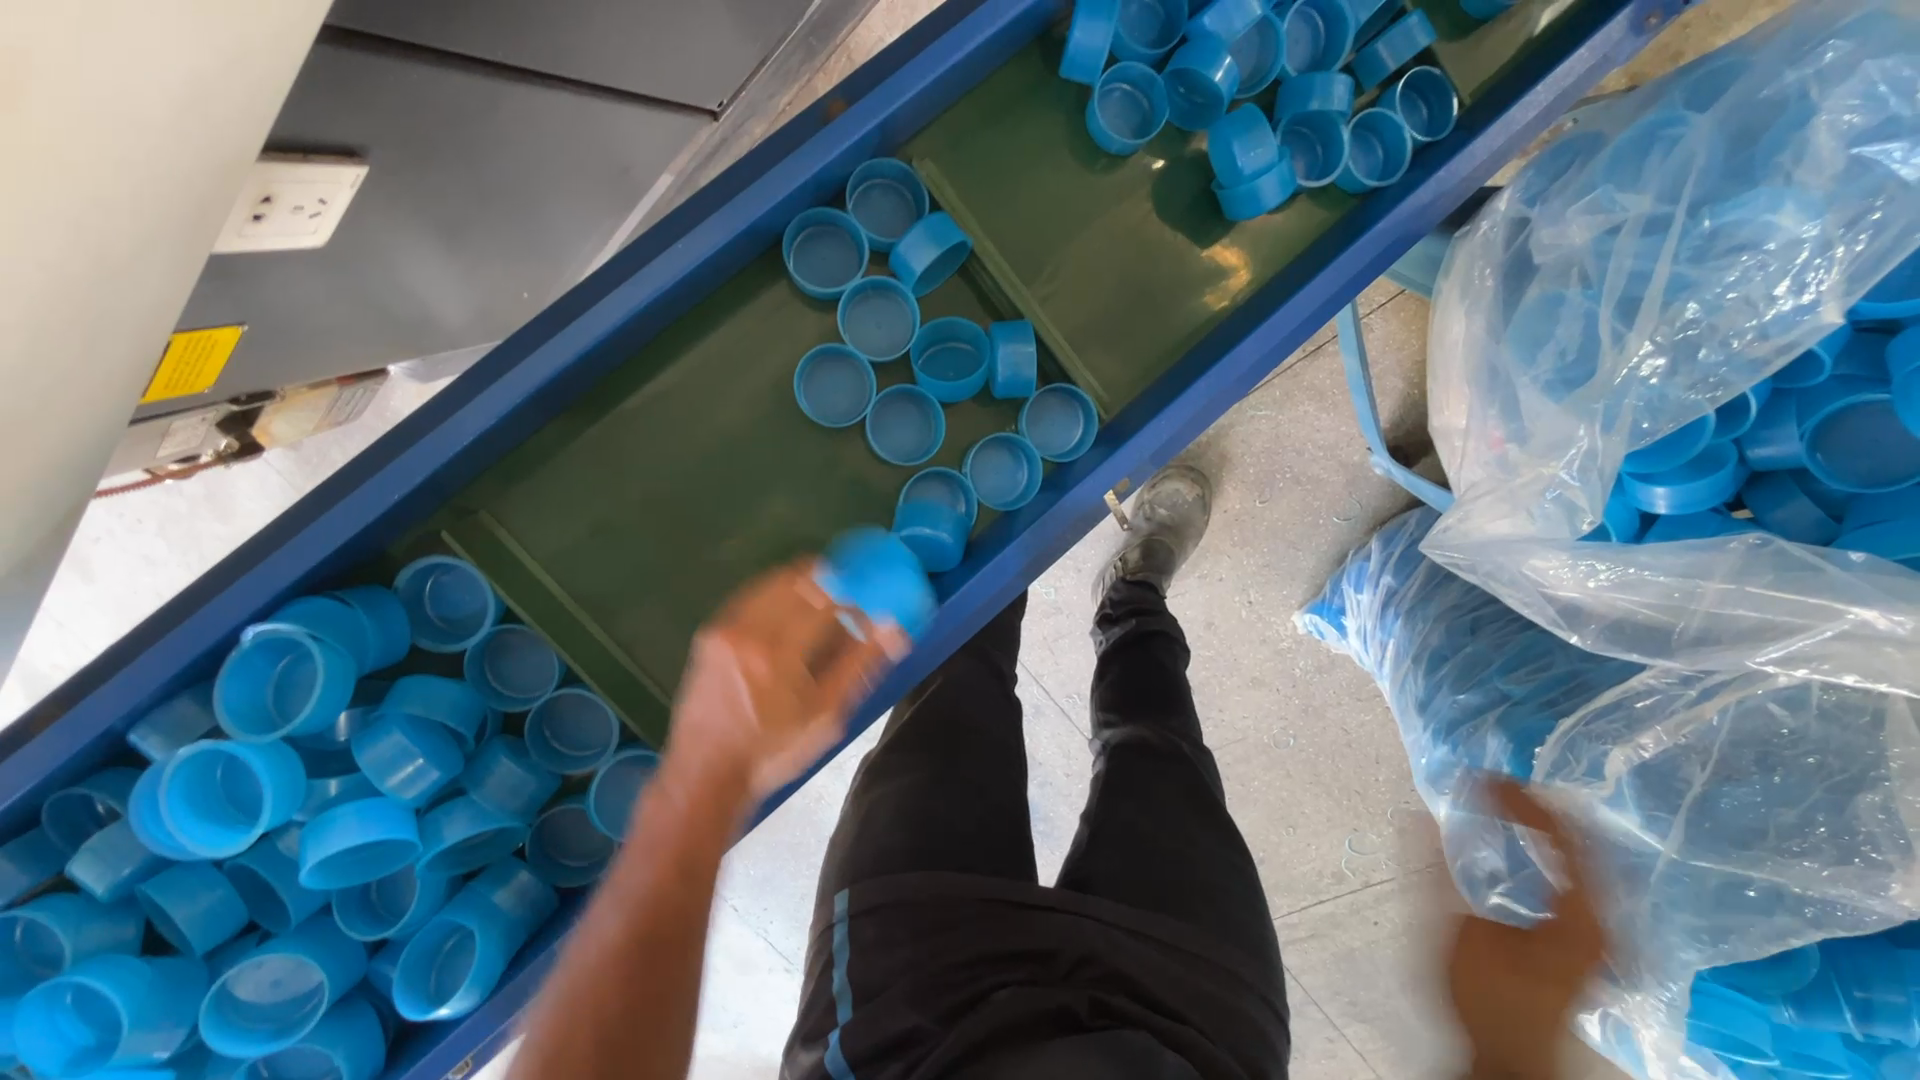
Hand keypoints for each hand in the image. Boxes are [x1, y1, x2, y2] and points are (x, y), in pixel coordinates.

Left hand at [670, 560, 907, 799]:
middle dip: (831, 583)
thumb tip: (894, 630)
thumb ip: (859, 666)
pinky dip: (777, 596)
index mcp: (780, 653)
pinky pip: (752, 596)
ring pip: (774, 582)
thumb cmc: (772, 751)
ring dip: (804, 586)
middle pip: (799, 579)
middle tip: (849, 601)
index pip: (828, 599)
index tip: (870, 605)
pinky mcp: (711, 631)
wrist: (705, 771)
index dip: (856, 595)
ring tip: (822, 609)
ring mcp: (726, 627)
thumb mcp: (825, 716)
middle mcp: (749, 630)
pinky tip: (789, 618)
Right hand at [1445, 779, 1607, 1079]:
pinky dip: (1559, 846)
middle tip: (1496, 781)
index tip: (1482, 778)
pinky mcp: (1595, 936)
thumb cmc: (1483, 995)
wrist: (1511, 1050)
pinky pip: (1588, 874)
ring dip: (1552, 822)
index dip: (1520, 801)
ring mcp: (1605, 929)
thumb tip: (1416, 815)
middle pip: (1585, 840)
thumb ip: (1438, 870)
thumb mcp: (1455, 931)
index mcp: (1574, 915)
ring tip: (1513, 799)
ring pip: (1592, 855)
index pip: (1558, 837)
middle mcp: (1603, 919)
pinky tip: (1537, 839)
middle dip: (1539, 803)